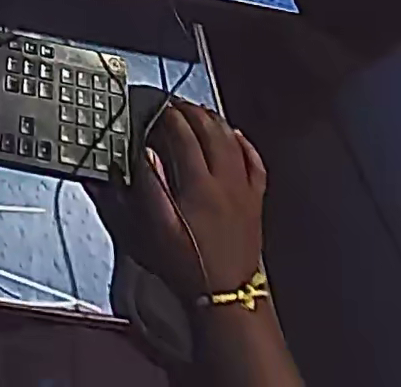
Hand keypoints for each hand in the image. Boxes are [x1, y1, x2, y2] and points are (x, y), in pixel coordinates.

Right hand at [90, 101, 265, 297]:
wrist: (226, 296)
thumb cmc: (186, 262)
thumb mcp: (157, 227)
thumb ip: (151, 187)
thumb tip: (145, 153)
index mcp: (199, 186)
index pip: (185, 138)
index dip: (170, 118)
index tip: (157, 108)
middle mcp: (225, 182)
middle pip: (211, 133)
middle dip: (192, 112)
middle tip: (175, 103)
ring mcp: (244, 190)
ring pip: (233, 143)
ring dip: (215, 121)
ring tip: (199, 110)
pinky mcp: (255, 200)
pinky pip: (254, 164)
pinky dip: (244, 144)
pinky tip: (234, 134)